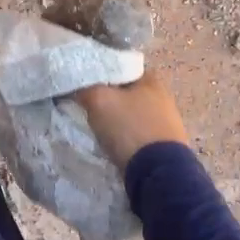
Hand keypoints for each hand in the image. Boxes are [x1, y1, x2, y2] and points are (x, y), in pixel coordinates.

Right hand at [73, 71, 190, 169]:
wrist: (160, 175)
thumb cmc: (129, 127)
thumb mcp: (96, 98)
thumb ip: (83, 84)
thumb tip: (73, 83)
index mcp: (150, 78)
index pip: (117, 64)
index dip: (96, 69)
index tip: (81, 78)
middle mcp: (162, 96)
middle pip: (123, 88)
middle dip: (105, 93)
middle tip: (84, 99)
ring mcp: (166, 122)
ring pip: (129, 110)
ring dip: (113, 114)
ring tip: (95, 121)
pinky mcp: (164, 144)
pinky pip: (136, 129)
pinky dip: (123, 131)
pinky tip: (111, 138)